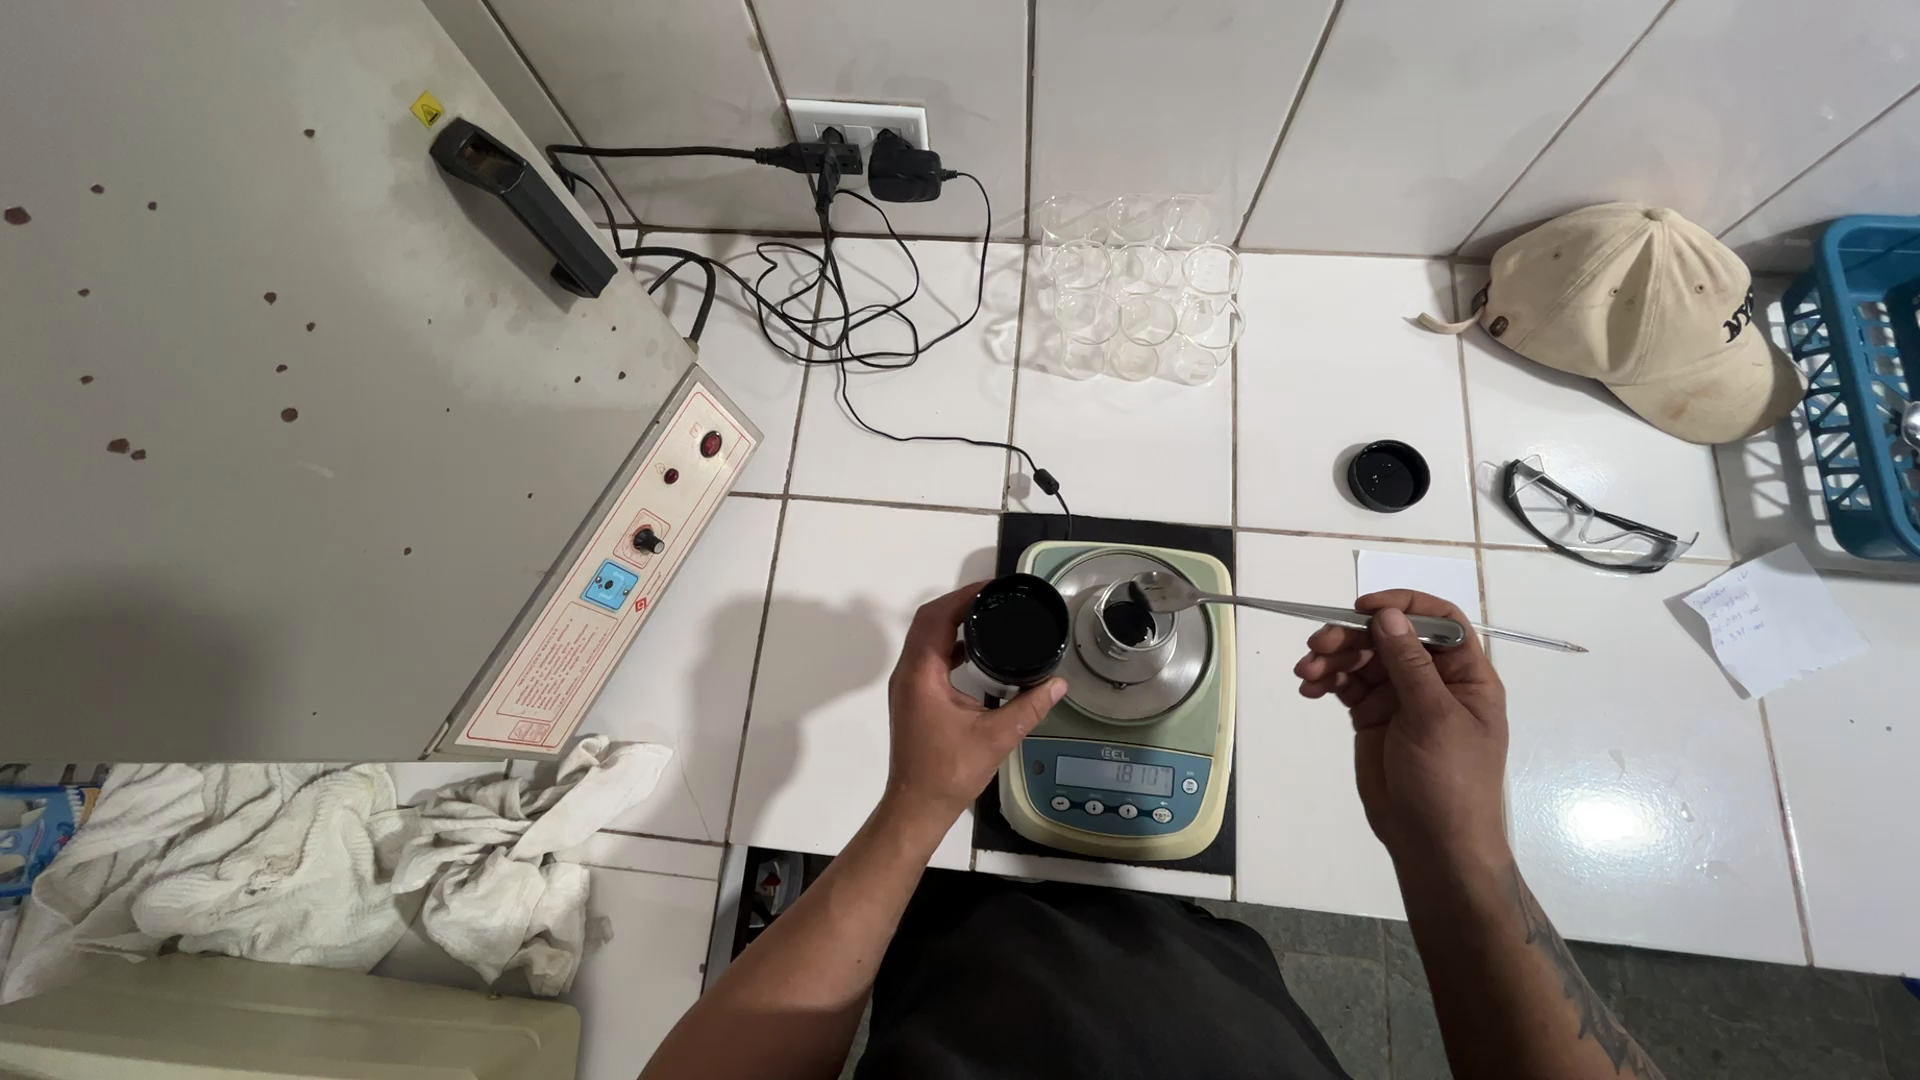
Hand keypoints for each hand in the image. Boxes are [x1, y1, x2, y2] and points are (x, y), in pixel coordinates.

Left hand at [882, 582, 1067, 830]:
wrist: (918, 806)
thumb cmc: (950, 772)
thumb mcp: (996, 737)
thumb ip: (1029, 707)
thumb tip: (1057, 683)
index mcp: (922, 674)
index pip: (936, 617)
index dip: (963, 596)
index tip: (993, 588)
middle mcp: (909, 673)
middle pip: (927, 621)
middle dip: (959, 603)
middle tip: (994, 597)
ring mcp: (908, 685)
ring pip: (925, 637)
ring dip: (952, 621)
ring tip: (987, 615)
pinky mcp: (914, 696)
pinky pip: (928, 656)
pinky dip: (948, 643)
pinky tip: (975, 649)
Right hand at [1294, 590, 1509, 870]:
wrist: (1432, 841)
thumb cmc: (1449, 780)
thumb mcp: (1433, 717)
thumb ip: (1409, 664)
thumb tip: (1387, 616)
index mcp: (1464, 676)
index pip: (1438, 622)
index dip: (1403, 607)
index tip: (1364, 609)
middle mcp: (1431, 680)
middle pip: (1387, 638)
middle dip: (1351, 638)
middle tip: (1316, 646)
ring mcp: (1399, 698)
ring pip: (1360, 660)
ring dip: (1331, 660)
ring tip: (1306, 674)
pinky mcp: (1371, 715)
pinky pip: (1345, 685)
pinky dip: (1325, 682)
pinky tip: (1309, 690)